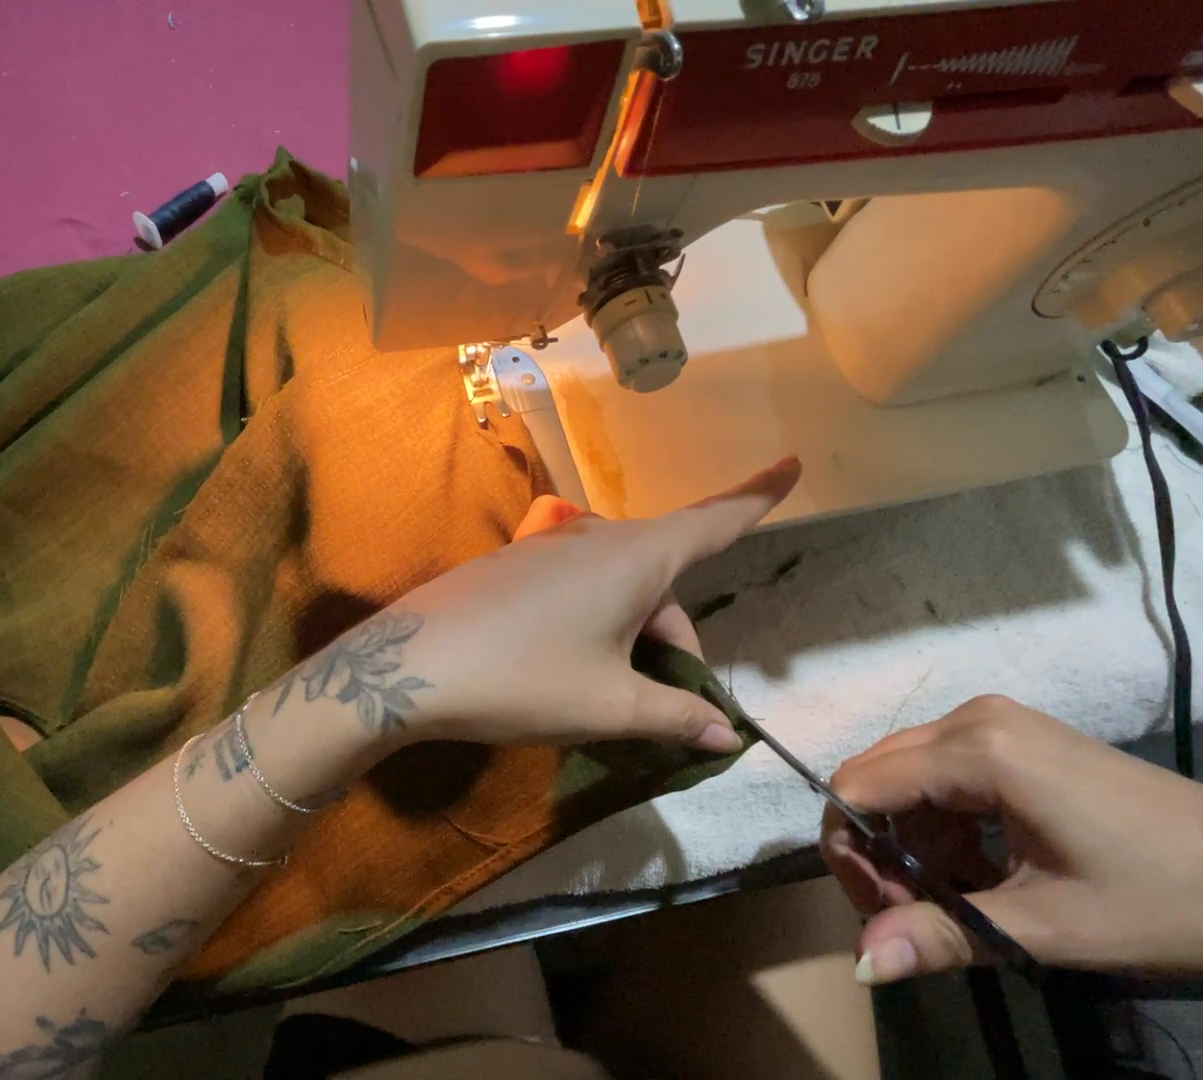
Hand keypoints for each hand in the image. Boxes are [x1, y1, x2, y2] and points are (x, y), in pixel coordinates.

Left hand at [339, 456, 799, 751]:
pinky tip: (564, 670)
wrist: (408, 668)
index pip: (715, 522)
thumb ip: (676, 714)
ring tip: (605, 698)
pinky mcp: (513, 566)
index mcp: (636, 557)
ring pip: (618, 589)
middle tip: (660, 710)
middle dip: (674, 641)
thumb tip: (728, 733)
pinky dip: (592, 625)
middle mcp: (595, 538)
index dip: (759, 497)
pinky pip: (575, 589)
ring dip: (631, 638)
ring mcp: (547, 548)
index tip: (794, 463)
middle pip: (663, 581)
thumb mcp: (610, 706)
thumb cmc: (523, 680)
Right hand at [823, 695, 1202, 986]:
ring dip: (908, 840)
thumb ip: (942, 937)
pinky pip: (942, 774)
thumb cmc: (1168, 904)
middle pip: (876, 776)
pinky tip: (978, 869)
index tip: (883, 910)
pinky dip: (941, 825)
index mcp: (978, 749)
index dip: (850, 850)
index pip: (859, 785)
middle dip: (876, 846)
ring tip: (951, 899)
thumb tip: (860, 969)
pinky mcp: (1017, 739)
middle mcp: (973, 719)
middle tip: (913, 910)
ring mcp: (996, 723)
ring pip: (905, 777)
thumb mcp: (1048, 928)